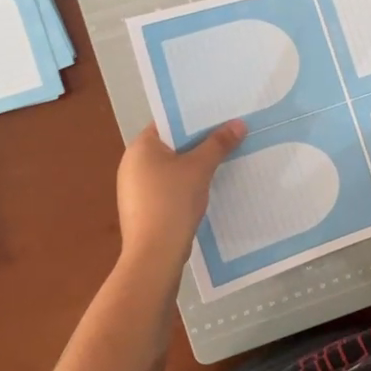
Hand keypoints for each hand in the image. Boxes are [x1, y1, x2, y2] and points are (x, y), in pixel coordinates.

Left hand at [115, 121, 245, 260]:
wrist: (155, 254)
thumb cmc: (172, 201)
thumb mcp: (200, 168)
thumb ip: (218, 144)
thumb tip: (239, 123)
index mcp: (140, 147)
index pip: (168, 123)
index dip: (194, 119)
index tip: (220, 116)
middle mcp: (132, 163)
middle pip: (171, 145)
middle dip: (199, 142)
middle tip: (229, 135)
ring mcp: (136, 188)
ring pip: (171, 168)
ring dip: (195, 165)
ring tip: (225, 159)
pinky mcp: (144, 208)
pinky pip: (169, 187)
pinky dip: (187, 184)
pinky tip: (208, 188)